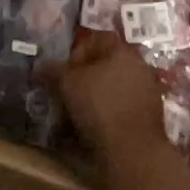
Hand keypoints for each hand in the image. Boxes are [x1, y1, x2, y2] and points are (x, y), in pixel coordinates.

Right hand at [54, 30, 164, 159]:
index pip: (95, 38)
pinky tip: (93, 125)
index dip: (75, 51)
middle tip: (67, 88)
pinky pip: (122, 105)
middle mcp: (139, 65)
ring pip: (114, 85)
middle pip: (105, 62)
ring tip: (76, 109)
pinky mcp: (151, 116)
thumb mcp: (66, 82)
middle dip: (85, 74)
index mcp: (122, 50)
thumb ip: (52, 69)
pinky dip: (108, 110)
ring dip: (96, 93)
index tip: (63, 68)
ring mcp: (148, 91)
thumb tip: (39, 66)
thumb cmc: (99, 105)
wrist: (133, 152)